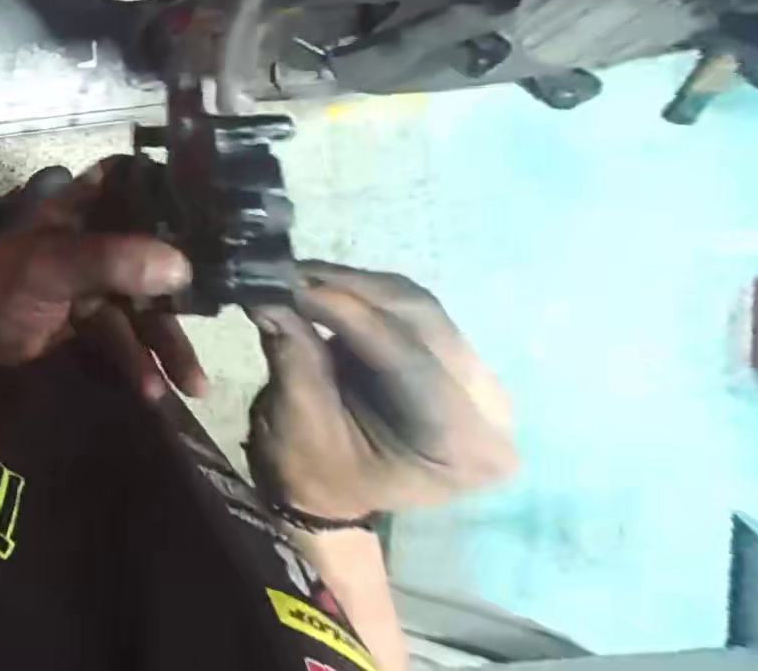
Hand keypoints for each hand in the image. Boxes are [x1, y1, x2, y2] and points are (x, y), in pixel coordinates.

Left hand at [0, 165, 206, 398]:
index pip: (141, 183)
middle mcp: (100, 235)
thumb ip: (110, 260)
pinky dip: (141, 361)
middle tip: (228, 314)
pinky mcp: (95, 314)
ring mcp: (99, 276)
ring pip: (146, 304)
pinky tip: (155, 391)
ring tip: (195, 384)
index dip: (180, 191)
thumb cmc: (2, 287)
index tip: (224, 211)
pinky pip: (127, 335)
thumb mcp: (53, 267)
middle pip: (158, 250)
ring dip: (169, 342)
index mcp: (87, 207)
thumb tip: (181, 267)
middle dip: (189, 287)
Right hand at [245, 262, 515, 520]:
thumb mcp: (297, 422)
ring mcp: (474, 378)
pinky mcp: (449, 354)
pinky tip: (321, 285)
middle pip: (423, 321)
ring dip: (352, 284)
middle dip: (350, 289)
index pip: (411, 363)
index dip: (351, 316)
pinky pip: (406, 306)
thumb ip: (292, 355)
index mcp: (463, 449)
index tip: (294, 285)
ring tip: (299, 276)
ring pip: (415, 304)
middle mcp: (489, 409)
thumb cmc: (314, 470)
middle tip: (290, 273)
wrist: (327, 485)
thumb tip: (269, 295)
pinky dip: (358, 291)